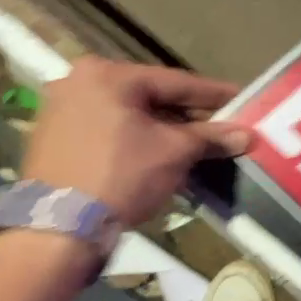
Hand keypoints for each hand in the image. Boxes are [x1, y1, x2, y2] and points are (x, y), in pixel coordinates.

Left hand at [22, 57, 252, 224]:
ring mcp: (60, 108)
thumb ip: (212, 137)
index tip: (242, 98)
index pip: (176, 82)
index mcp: (107, 74)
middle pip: (150, 96)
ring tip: (194, 142)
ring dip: (163, 127)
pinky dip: (136, 137)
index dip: (215, 95)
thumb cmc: (122, 175)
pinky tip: (159, 152)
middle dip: (188, 113)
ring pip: (129, 113)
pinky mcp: (53, 136)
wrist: (59, 226)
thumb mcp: (175, 152)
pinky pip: (109, 128)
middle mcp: (78, 81)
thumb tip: (247, 135)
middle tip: (221, 124)